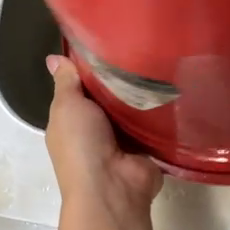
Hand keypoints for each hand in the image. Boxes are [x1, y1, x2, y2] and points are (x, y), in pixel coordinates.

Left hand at [45, 55, 163, 226]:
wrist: (112, 187)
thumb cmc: (81, 144)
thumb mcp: (67, 106)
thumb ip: (66, 82)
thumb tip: (53, 57)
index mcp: (71, 121)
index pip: (82, 88)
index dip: (92, 68)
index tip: (110, 42)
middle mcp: (96, 131)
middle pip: (110, 98)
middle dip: (122, 79)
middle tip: (142, 50)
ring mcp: (123, 141)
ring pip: (134, 109)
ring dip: (144, 95)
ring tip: (162, 64)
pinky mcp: (147, 148)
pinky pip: (155, 124)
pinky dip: (162, 112)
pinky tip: (175, 89)